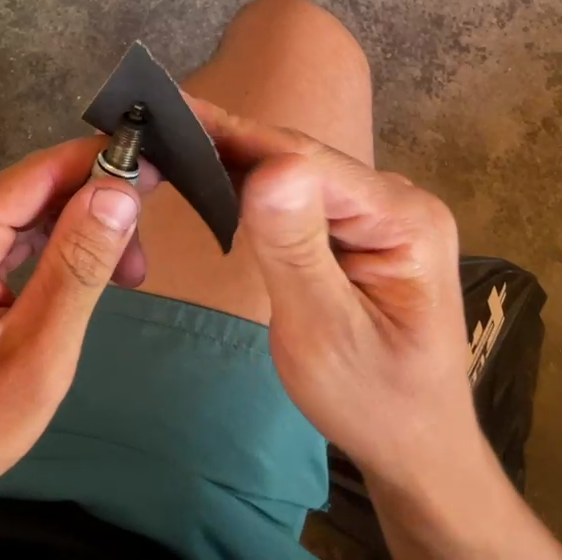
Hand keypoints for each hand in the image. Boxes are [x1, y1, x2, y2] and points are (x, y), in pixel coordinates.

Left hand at [0, 139, 155, 558]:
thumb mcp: (37, 352)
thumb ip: (78, 263)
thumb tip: (119, 190)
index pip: (42, 170)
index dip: (105, 163)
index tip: (162, 171)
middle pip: (31, 188)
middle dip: (92, 211)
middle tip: (140, 266)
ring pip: (18, 212)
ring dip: (71, 234)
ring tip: (119, 280)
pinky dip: (41, 251)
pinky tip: (72, 281)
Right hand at [192, 96, 561, 559]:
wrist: (412, 446)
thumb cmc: (372, 400)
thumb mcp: (325, 331)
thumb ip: (295, 248)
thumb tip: (269, 167)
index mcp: (402, 218)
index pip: (303, 159)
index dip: (233, 134)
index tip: (167, 114)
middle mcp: (395, 198)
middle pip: (296, 154)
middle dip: (225, 139)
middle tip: (150, 127)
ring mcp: (376, 208)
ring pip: (290, 167)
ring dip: (231, 157)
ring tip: (167, 142)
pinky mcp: (354, 224)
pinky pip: (294, 189)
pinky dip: (247, 182)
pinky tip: (208, 175)